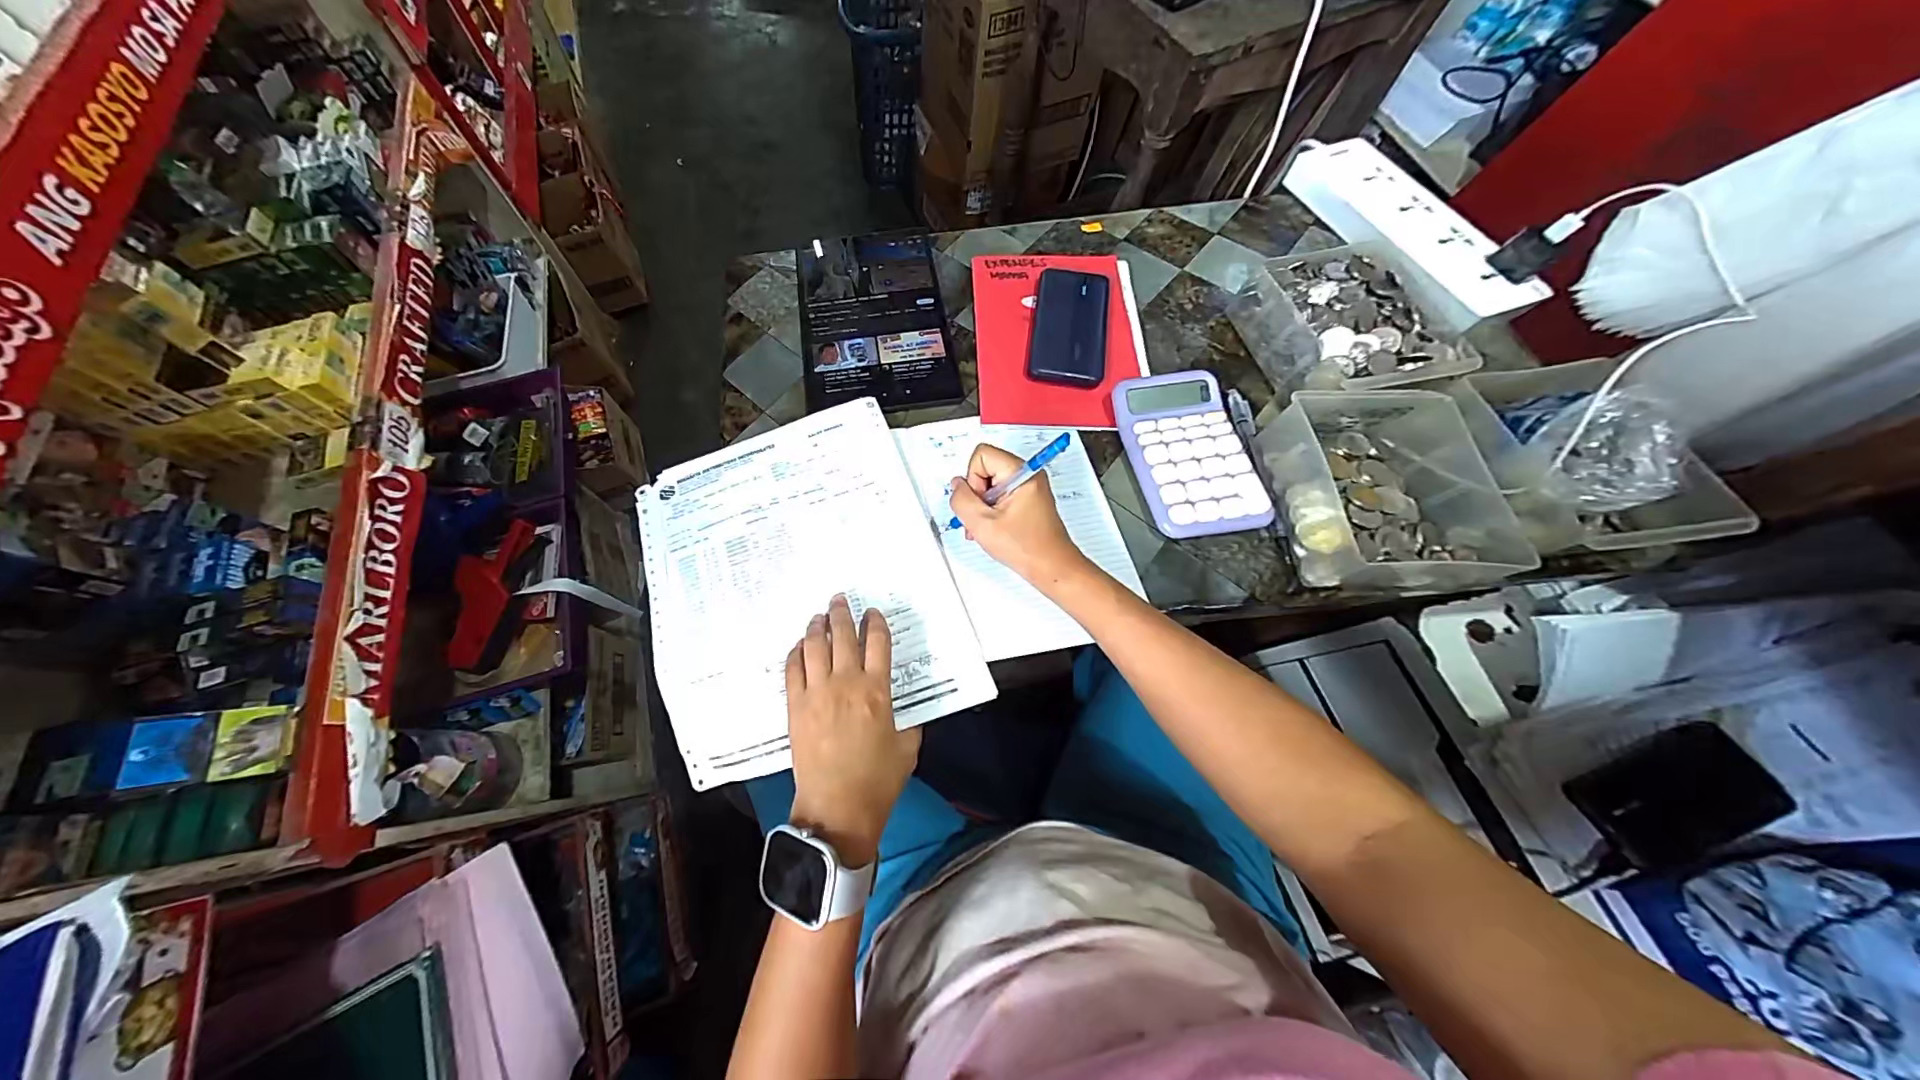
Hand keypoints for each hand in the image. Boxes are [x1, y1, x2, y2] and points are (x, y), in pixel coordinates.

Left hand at [784, 594, 916, 866]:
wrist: (837, 806)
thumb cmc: (878, 780)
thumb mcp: (908, 746)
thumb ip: (907, 719)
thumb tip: (901, 705)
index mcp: (877, 691)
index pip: (877, 643)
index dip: (875, 623)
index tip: (872, 613)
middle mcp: (846, 684)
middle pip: (842, 636)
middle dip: (842, 613)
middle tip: (839, 599)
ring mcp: (816, 693)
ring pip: (814, 647)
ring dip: (817, 627)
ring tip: (818, 616)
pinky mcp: (795, 706)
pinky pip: (793, 669)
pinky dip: (796, 653)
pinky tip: (800, 646)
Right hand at [947, 443, 1091, 588]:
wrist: (1052, 567)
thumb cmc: (1029, 548)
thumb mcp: (982, 524)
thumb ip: (961, 500)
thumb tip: (957, 486)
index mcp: (1022, 473)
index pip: (982, 455)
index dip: (973, 480)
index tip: (982, 503)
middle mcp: (1028, 475)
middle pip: (986, 468)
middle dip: (977, 495)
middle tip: (983, 517)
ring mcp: (1029, 487)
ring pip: (991, 484)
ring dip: (983, 506)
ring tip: (988, 527)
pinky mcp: (1028, 498)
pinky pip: (1001, 495)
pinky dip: (992, 511)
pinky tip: (994, 528)